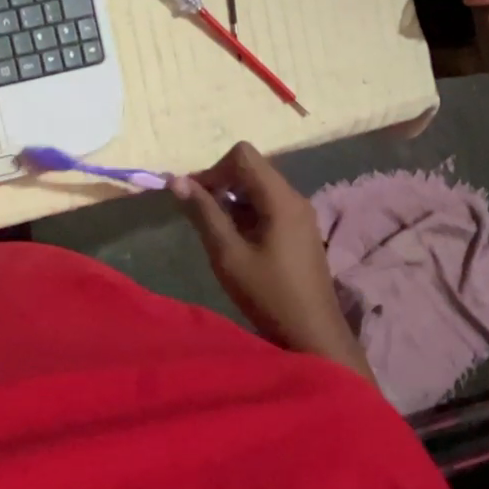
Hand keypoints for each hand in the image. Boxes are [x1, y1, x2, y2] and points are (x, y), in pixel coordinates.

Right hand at [170, 142, 369, 378]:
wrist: (312, 333)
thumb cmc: (267, 294)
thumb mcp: (227, 254)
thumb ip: (203, 213)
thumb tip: (177, 181)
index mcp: (281, 199)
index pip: (243, 155)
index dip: (213, 170)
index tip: (196, 199)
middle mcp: (295, 198)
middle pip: (251, 168)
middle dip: (220, 184)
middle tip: (200, 216)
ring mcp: (300, 214)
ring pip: (258, 187)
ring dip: (232, 201)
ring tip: (217, 234)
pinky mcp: (299, 230)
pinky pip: (267, 205)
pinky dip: (246, 213)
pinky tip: (237, 243)